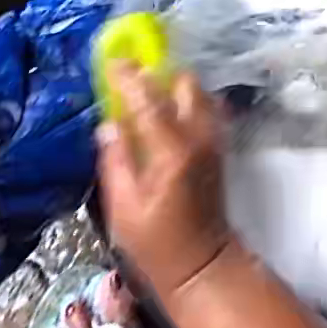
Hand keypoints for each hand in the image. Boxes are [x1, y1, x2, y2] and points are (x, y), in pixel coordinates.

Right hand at [95, 63, 233, 298]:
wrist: (202, 266)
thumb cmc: (157, 245)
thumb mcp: (124, 210)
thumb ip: (116, 161)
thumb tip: (108, 123)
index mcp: (172, 152)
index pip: (149, 100)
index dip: (129, 77)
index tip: (114, 61)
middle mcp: (198, 136)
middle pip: (183, 82)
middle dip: (157, 75)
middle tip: (132, 80)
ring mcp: (213, 137)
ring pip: (197, 90)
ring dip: (172, 84)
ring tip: (148, 94)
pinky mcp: (218, 142)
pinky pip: (205, 103)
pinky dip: (186, 97)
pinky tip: (168, 110)